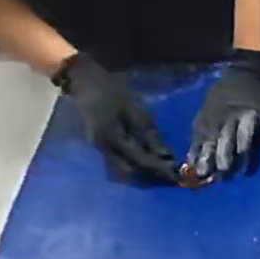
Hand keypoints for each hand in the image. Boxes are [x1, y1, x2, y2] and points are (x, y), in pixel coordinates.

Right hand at [53, 54, 176, 183]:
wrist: (83, 81)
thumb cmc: (111, 91)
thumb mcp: (134, 109)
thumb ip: (149, 134)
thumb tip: (166, 156)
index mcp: (113, 138)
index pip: (141, 161)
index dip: (160, 169)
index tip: (177, 173)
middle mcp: (104, 150)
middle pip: (132, 174)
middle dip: (153, 177)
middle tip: (171, 176)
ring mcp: (99, 151)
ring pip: (124, 174)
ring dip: (143, 176)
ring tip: (161, 172)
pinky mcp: (99, 150)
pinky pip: (118, 167)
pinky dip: (134, 169)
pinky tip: (147, 165)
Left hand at [185, 49, 259, 181]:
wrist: (250, 71)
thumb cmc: (230, 91)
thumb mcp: (211, 104)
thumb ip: (206, 124)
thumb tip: (196, 149)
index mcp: (206, 114)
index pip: (197, 137)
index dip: (193, 154)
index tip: (189, 171)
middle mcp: (217, 116)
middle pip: (210, 141)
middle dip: (206, 159)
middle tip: (204, 175)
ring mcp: (234, 117)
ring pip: (226, 141)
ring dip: (224, 158)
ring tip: (223, 175)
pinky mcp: (251, 118)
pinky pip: (247, 139)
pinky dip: (246, 155)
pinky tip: (246, 169)